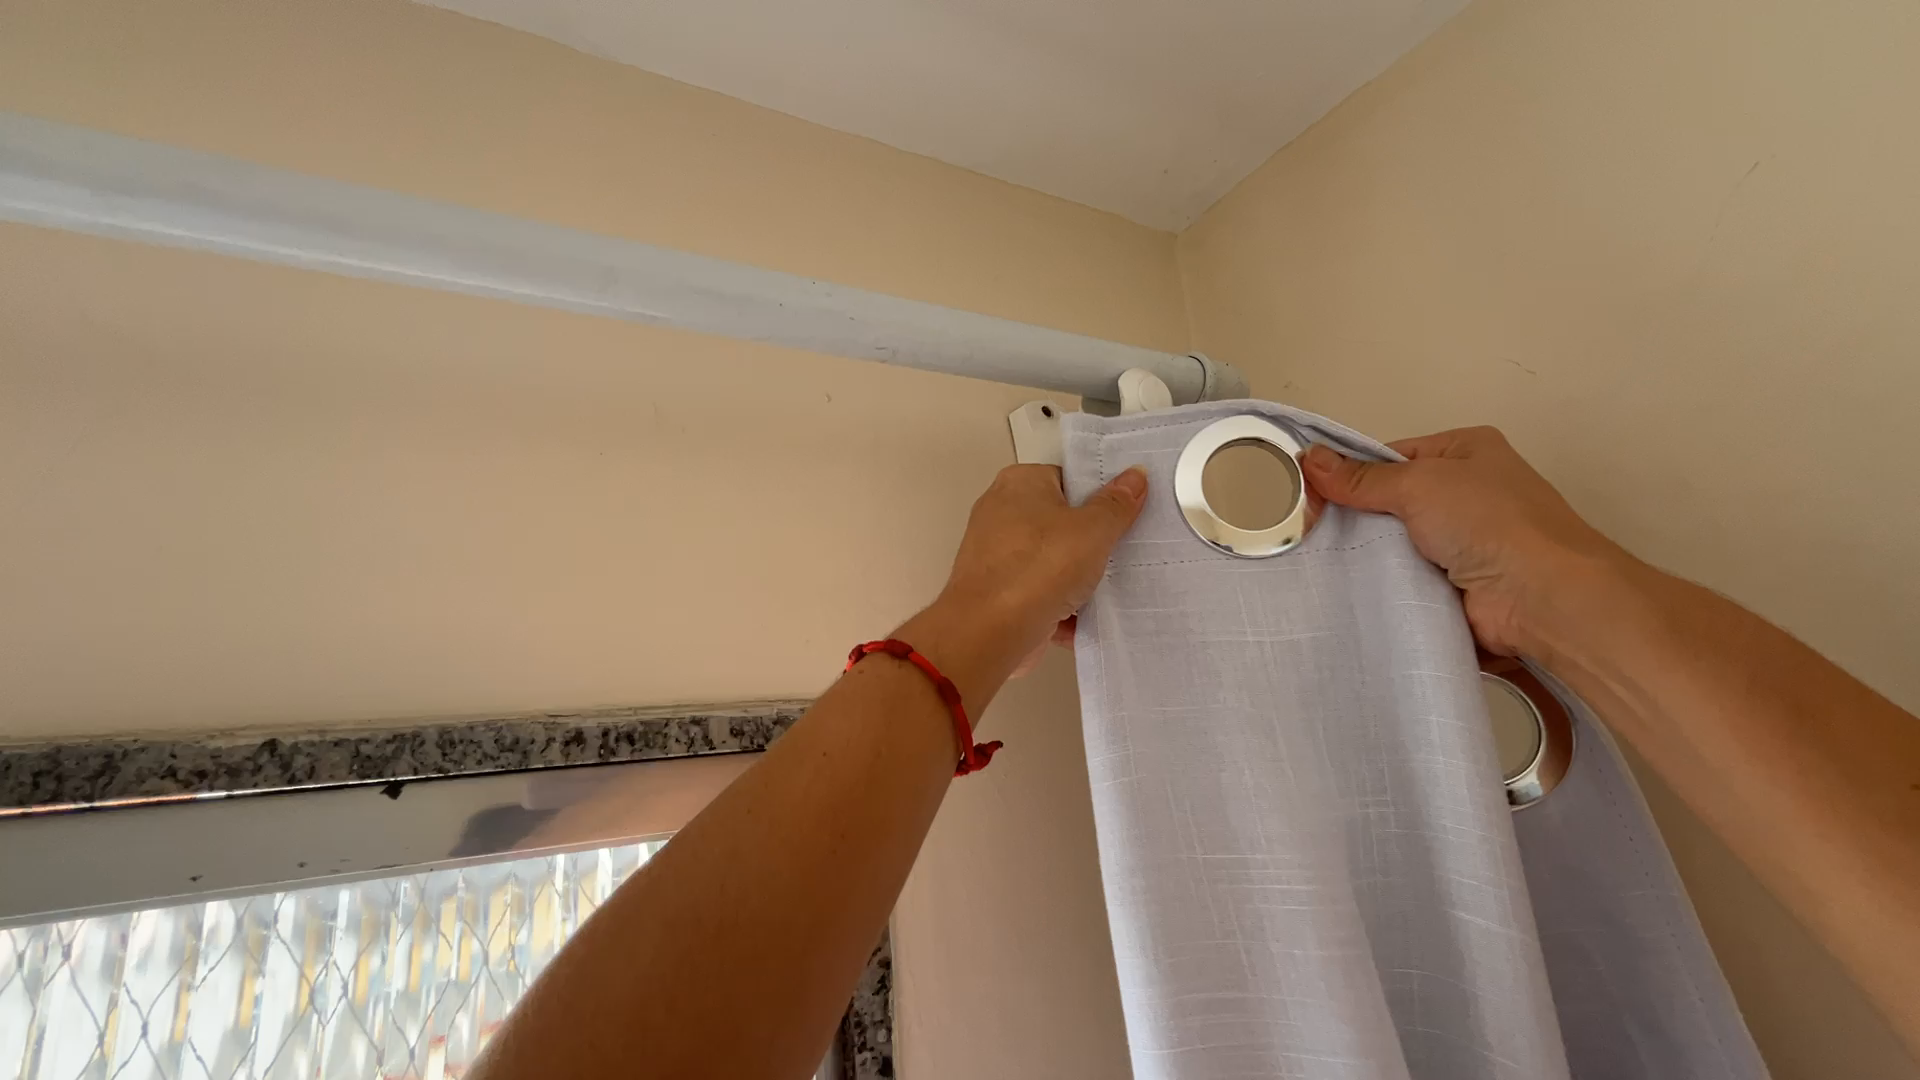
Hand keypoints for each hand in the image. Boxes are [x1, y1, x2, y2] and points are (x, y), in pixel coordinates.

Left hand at [924, 464, 1147, 680]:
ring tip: (1110, 588)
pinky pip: (1042, 595)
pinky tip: (1090, 619)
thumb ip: (1116, 504)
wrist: (989, 635)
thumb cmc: (1035, 570)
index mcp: (1020, 484)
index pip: (1068, 479)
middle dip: (1092, 541)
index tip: (1128, 511)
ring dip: (1080, 580)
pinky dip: (1063, 608)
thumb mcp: (1092, 530)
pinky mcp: (1001, 594)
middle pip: (1061, 523)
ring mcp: (998, 557)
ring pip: (1053, 563)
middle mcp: (1002, 515)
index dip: (1100, 496)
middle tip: (1125, 551)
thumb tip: (1134, 477)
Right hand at [1301, 426, 1628, 656]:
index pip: (1388, 456)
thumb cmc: (1489, 522)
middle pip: (1386, 499)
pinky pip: (1400, 573)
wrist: (1538, 597)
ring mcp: (1458, 539)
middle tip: (1307, 527)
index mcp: (1464, 452)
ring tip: (1317, 556)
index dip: (1348, 472)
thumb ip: (1360, 477)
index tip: (1309, 492)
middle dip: (1351, 513)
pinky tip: (1344, 581)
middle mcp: (1464, 492)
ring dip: (1363, 549)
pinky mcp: (1449, 581)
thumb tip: (1309, 458)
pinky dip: (1378, 578)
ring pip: (1390, 539)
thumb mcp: (1417, 484)